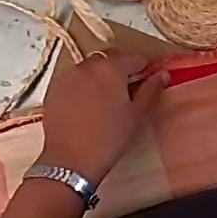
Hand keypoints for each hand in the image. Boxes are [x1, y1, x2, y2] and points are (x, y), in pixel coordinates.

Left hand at [37, 51, 167, 183]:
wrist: (71, 160)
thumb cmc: (110, 137)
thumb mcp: (136, 114)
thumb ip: (151, 90)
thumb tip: (163, 74)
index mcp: (111, 68)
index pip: (133, 58)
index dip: (144, 67)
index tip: (149, 79)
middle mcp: (87, 65)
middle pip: (109, 58)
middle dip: (121, 68)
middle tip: (129, 89)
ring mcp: (67, 76)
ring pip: (89, 68)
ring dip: (100, 76)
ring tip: (107, 98)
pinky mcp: (53, 89)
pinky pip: (74, 80)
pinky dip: (83, 85)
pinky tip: (88, 105)